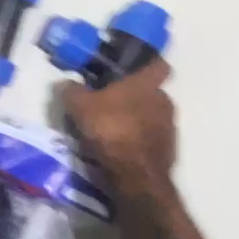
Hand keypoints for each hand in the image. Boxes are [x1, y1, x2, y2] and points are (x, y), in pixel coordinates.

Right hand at [60, 59, 175, 196]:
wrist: (135, 176)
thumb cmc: (109, 129)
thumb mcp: (78, 105)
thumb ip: (71, 89)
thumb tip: (68, 83)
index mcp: (146, 85)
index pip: (158, 64)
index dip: (146, 62)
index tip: (129, 65)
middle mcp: (164, 102)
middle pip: (150, 91)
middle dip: (132, 93)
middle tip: (108, 97)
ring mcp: (170, 127)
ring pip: (151, 113)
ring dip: (135, 116)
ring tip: (110, 123)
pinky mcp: (169, 150)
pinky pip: (151, 135)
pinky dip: (137, 136)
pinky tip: (118, 143)